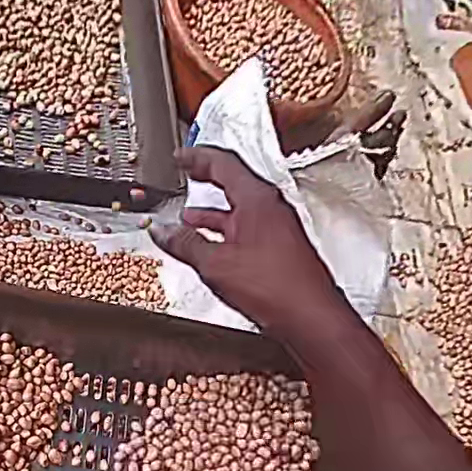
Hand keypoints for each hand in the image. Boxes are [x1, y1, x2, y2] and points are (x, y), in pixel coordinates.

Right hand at [149, 146, 350, 344]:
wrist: (308, 315)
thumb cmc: (274, 286)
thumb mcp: (215, 263)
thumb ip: (185, 244)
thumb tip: (163, 231)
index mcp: (256, 200)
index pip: (223, 164)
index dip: (197, 157)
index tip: (181, 155)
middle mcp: (270, 208)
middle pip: (234, 182)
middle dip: (206, 179)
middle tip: (189, 173)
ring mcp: (277, 227)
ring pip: (239, 208)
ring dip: (213, 210)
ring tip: (190, 215)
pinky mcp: (279, 248)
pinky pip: (246, 229)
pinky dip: (225, 231)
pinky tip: (212, 245)